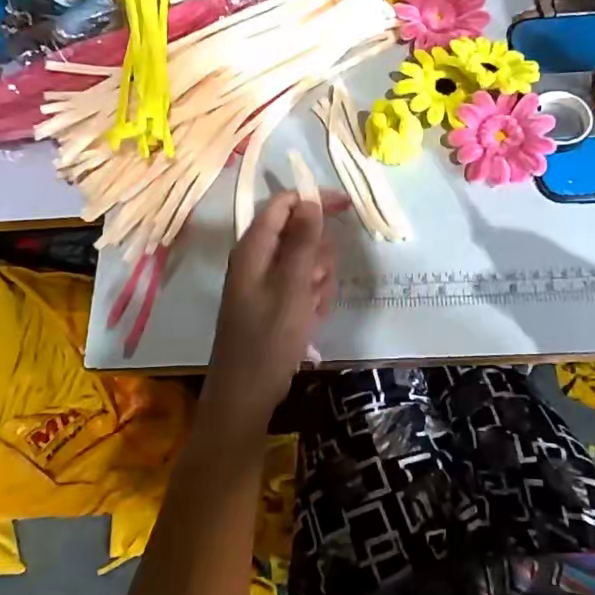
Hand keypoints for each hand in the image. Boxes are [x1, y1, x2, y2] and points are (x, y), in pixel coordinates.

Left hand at [207, 192, 339, 421]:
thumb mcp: (291, 288)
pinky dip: (312, 298)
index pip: (283, 204)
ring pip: (306, 261)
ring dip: (319, 280)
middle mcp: (257, 259)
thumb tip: (311, 200)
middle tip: (319, 281)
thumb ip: (302, 242)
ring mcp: (265, 282)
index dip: (314, 200)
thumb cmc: (268, 340)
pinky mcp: (274, 303)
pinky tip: (311, 320)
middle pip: (299, 233)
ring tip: (313, 308)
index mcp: (253, 249)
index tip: (347, 207)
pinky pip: (303, 286)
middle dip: (319, 254)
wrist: (246, 394)